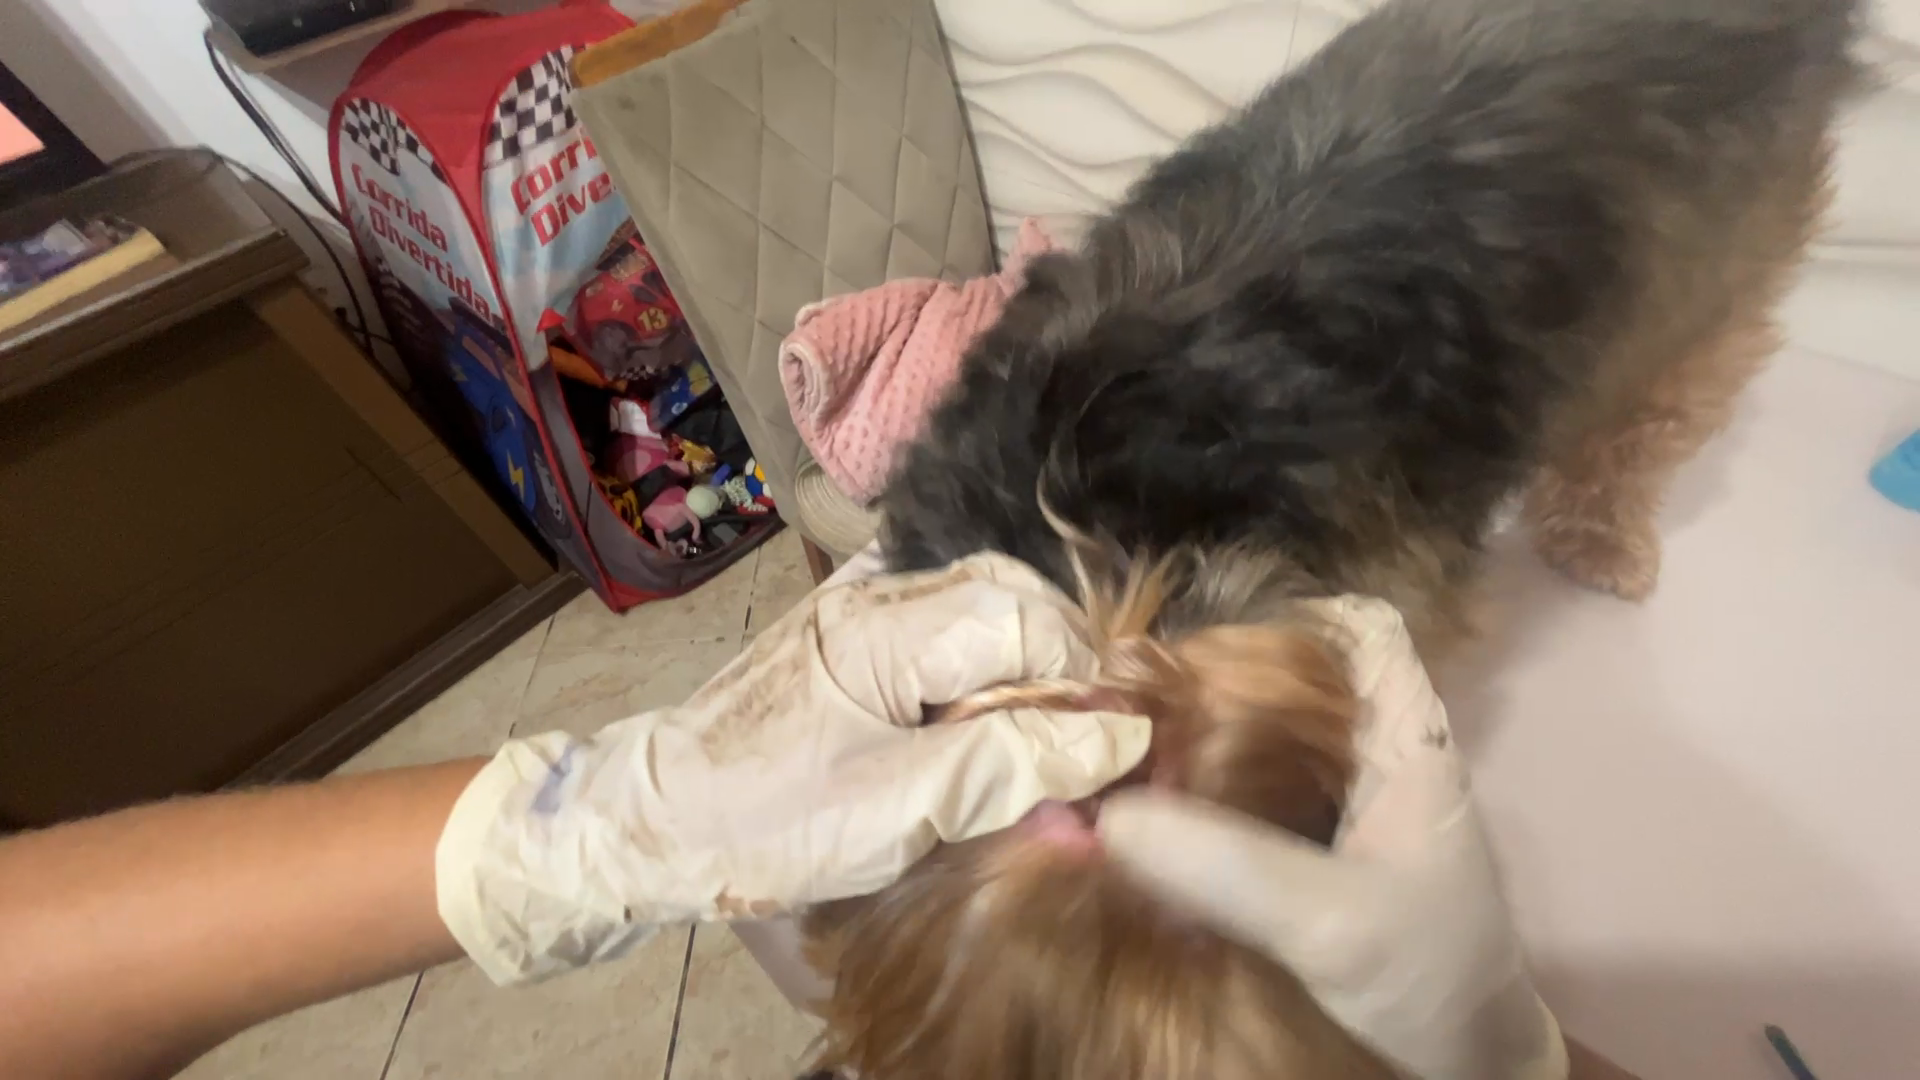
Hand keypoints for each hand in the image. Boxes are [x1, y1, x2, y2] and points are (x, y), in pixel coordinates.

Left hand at [438, 552, 1150, 984]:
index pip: (1022, 615)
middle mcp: (878, 591)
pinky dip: (982, 652)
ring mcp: (861, 602)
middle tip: (1069, 732)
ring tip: (1029, 723)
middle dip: (1056, 657)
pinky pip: (942, 616)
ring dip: (1022, 655)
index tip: (1099, 743)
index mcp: (886, 625)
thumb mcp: (900, 806)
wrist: (658, 814)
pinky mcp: (852, 627)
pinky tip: (978, 701)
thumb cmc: (771, 818)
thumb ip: (1011, 762)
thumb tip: (1118, 737)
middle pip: (1007, 589)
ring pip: (980, 597)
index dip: (1075, 674)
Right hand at [1098, 597, 1566, 1079]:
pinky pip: (1229, 787)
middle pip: (1283, 671)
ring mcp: (1328, 795)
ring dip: (1182, 734)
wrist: (1455, 1067)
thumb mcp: (1337, 924)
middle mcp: (1362, 750)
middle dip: (1204, 678)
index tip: (1200, 648)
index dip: (1284, 615)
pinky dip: (1180, 787)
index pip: (1361, 628)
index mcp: (1403, 740)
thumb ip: (1230, 867)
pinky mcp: (1295, 837)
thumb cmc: (1430, 980)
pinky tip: (1134, 802)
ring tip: (1115, 746)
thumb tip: (1105, 817)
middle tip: (1128, 700)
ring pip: (1249, 727)